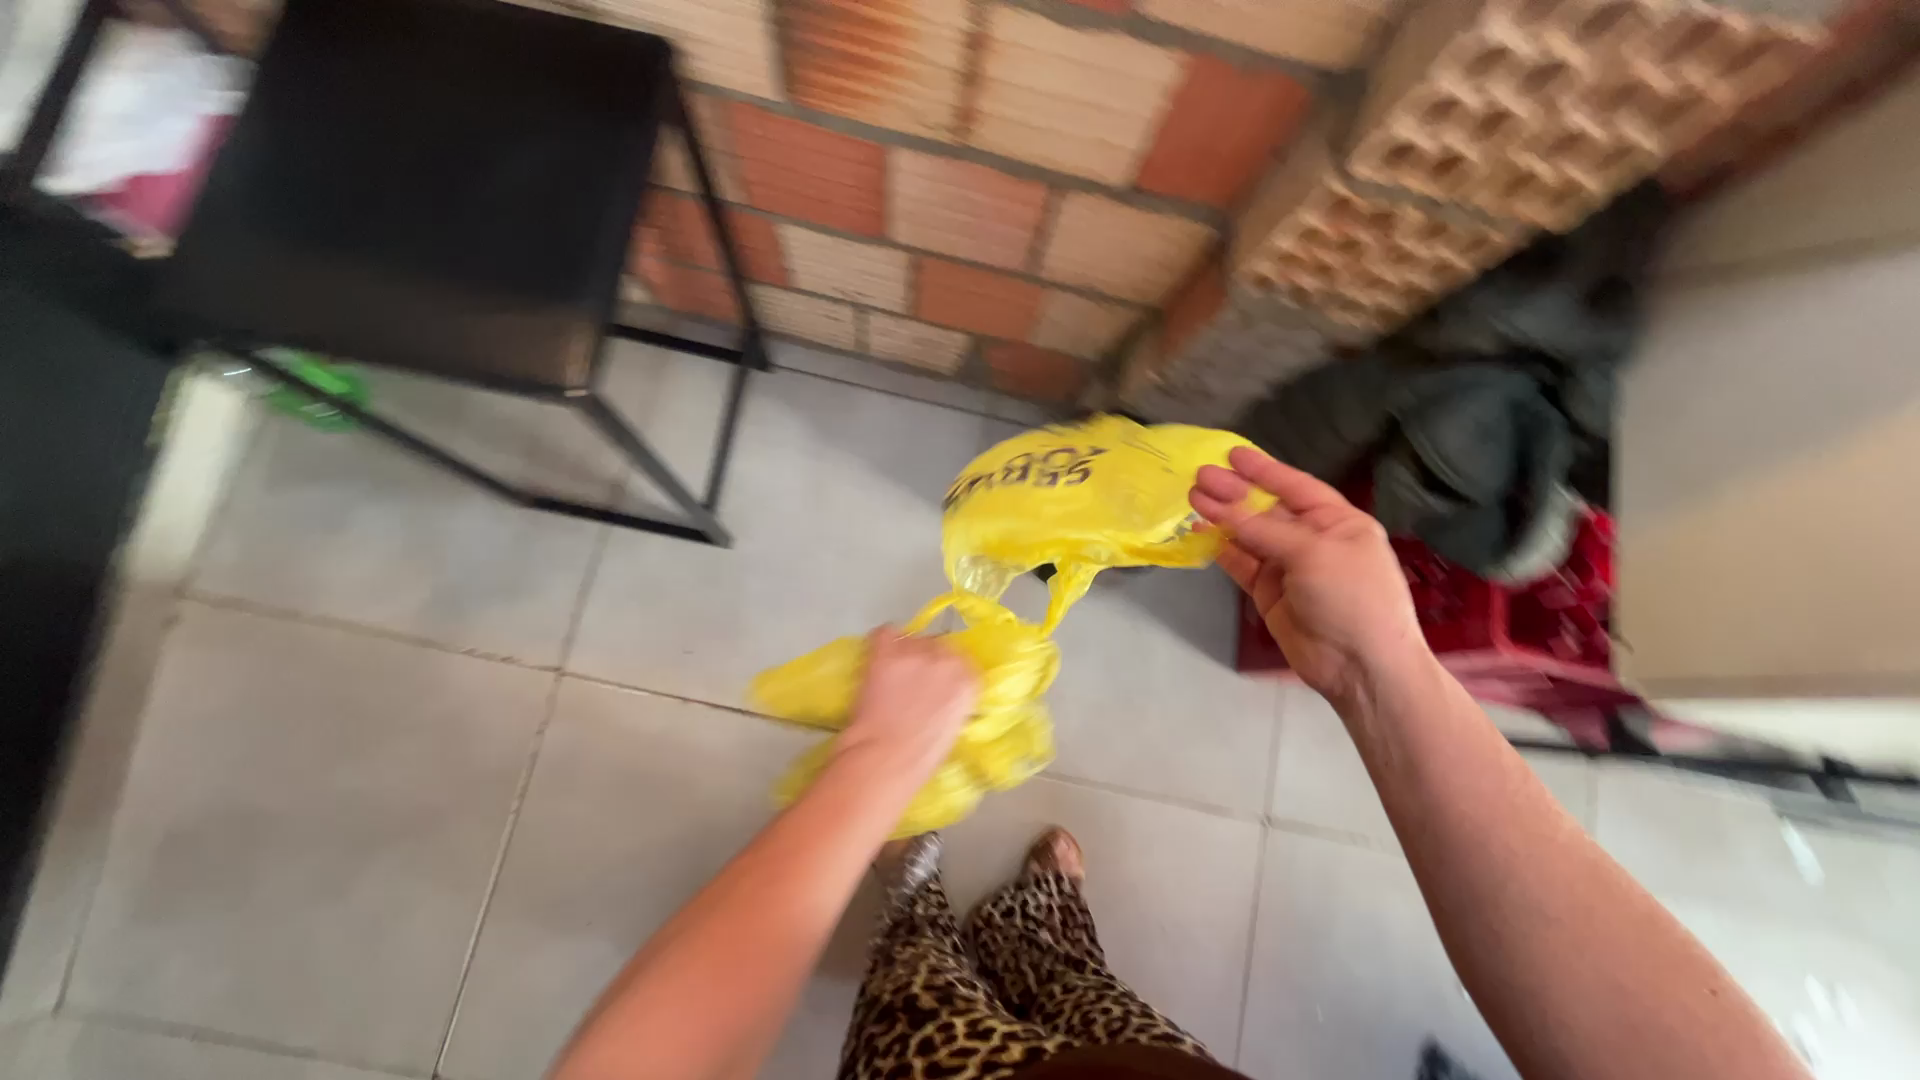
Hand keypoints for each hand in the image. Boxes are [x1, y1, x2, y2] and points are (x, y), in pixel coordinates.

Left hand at [836, 626, 978, 775]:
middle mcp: (947, 658)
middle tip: (911, 681)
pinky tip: (878, 658)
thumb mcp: (954, 725)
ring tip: (892, 675)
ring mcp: (915, 652)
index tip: (935, 682)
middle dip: (926, 659)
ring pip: (911, 639)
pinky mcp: (885, 652)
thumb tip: (942, 691)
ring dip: (904, 653)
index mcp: (969, 679)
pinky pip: (884, 632)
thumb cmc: (922, 756)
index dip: (945, 669)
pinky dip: (882, 641)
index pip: (961, 658)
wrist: (887, 758)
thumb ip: (954, 699)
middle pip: (938, 644)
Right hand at [1190, 447, 1431, 706]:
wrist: (1360, 666)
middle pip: (1267, 509)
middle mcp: (1313, 540)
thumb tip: (1222, 507)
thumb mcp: (1314, 553)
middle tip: (1199, 477)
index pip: (1295, 487)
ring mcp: (1289, 568)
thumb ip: (1265, 530)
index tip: (1231, 455)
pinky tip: (1200, 532)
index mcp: (1338, 522)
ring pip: (1249, 535)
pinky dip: (1221, 548)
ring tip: (1192, 499)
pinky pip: (1241, 563)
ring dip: (1222, 518)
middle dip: (1234, 492)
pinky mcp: (1269, 593)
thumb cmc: (1352, 598)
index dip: (1263, 470)